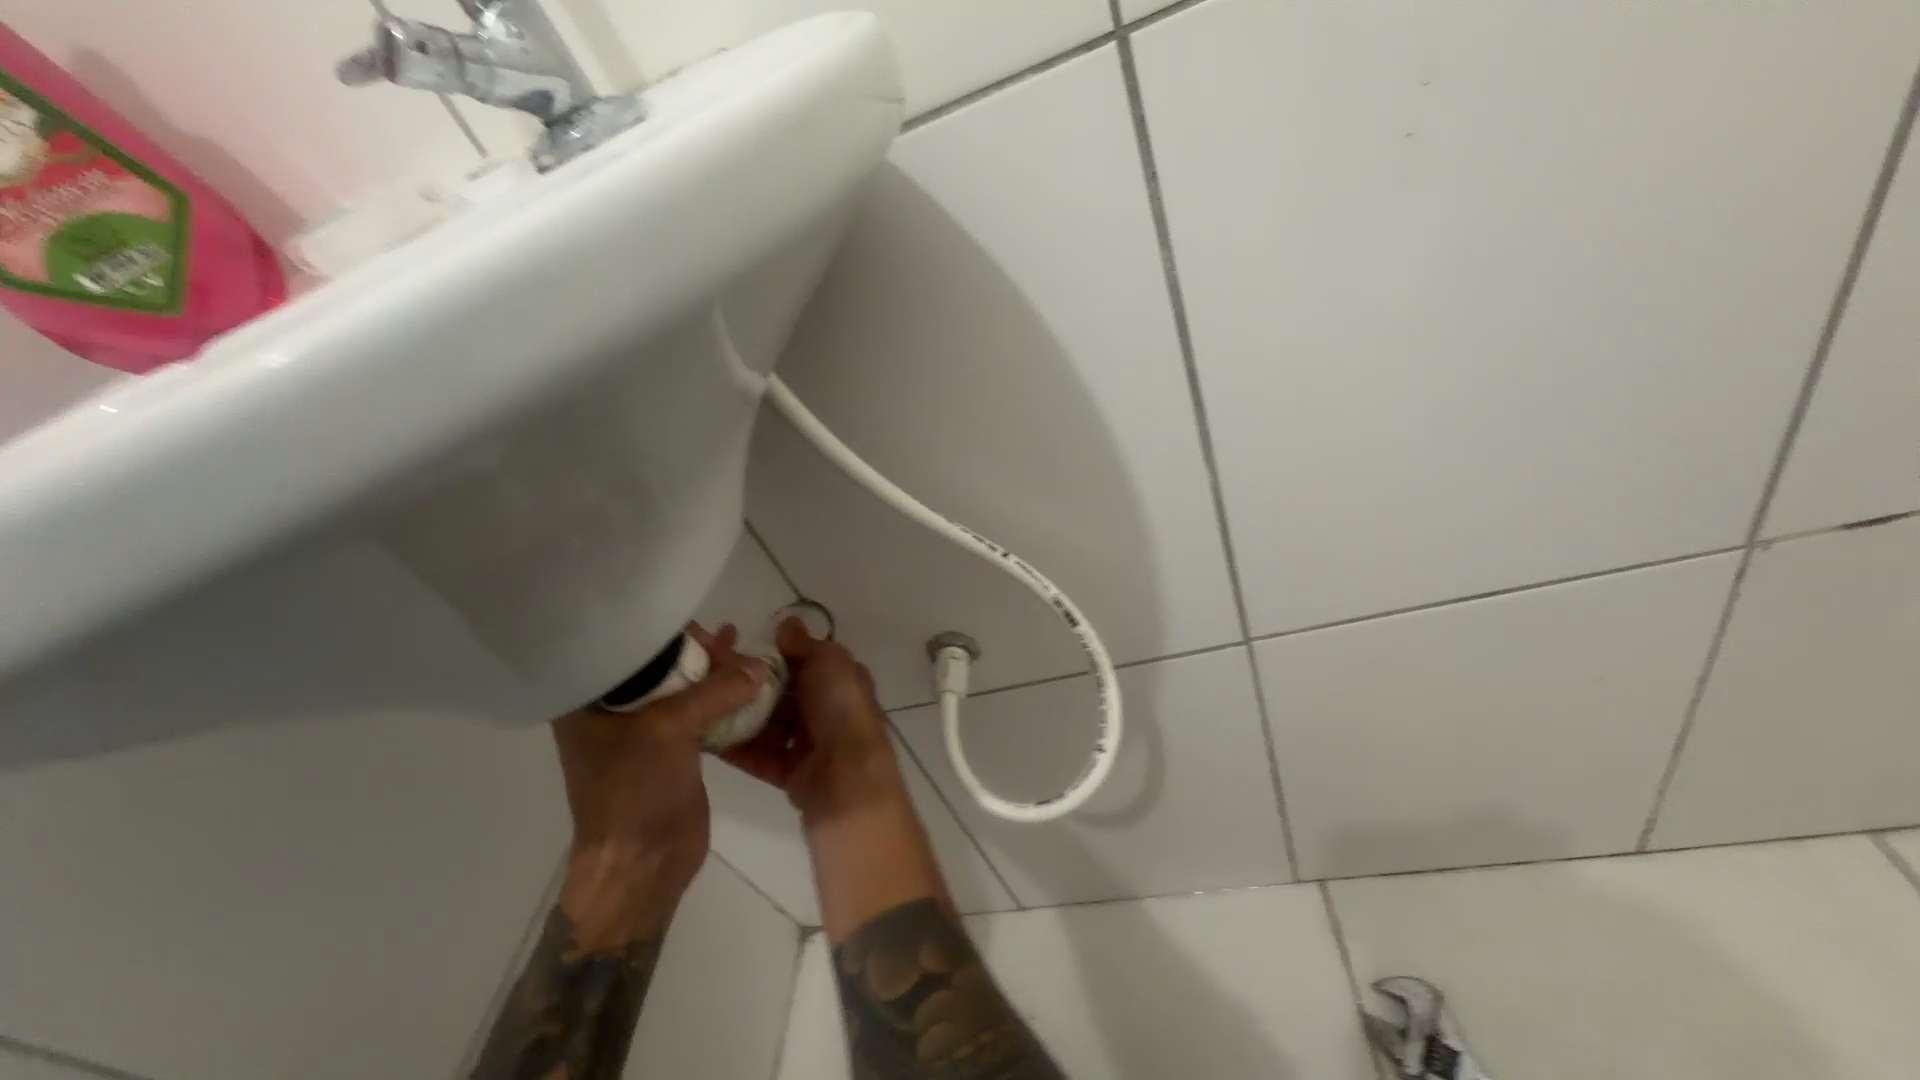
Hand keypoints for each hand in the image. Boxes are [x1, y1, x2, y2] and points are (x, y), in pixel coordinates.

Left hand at [551, 623, 770, 939]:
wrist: (642, 864)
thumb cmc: (635, 791)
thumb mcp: (671, 730)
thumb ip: (716, 691)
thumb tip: (761, 666)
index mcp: (588, 698)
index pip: (628, 645)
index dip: (668, 633)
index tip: (705, 630)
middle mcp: (611, 708)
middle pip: (660, 662)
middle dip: (698, 651)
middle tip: (730, 644)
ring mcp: (642, 730)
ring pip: (684, 685)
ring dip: (715, 670)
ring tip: (745, 651)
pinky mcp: (673, 749)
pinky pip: (700, 711)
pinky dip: (723, 696)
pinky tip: (749, 681)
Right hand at [721, 617, 908, 824]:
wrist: (848, 778)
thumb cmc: (840, 710)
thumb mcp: (828, 662)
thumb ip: (805, 645)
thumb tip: (789, 623)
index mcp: (841, 681)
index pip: (804, 662)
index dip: (775, 656)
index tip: (740, 650)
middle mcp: (827, 710)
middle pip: (782, 695)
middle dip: (751, 688)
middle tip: (713, 679)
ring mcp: (810, 744)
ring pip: (768, 727)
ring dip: (740, 718)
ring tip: (704, 708)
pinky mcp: (792, 773)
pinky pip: (759, 757)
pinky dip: (737, 749)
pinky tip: (708, 739)